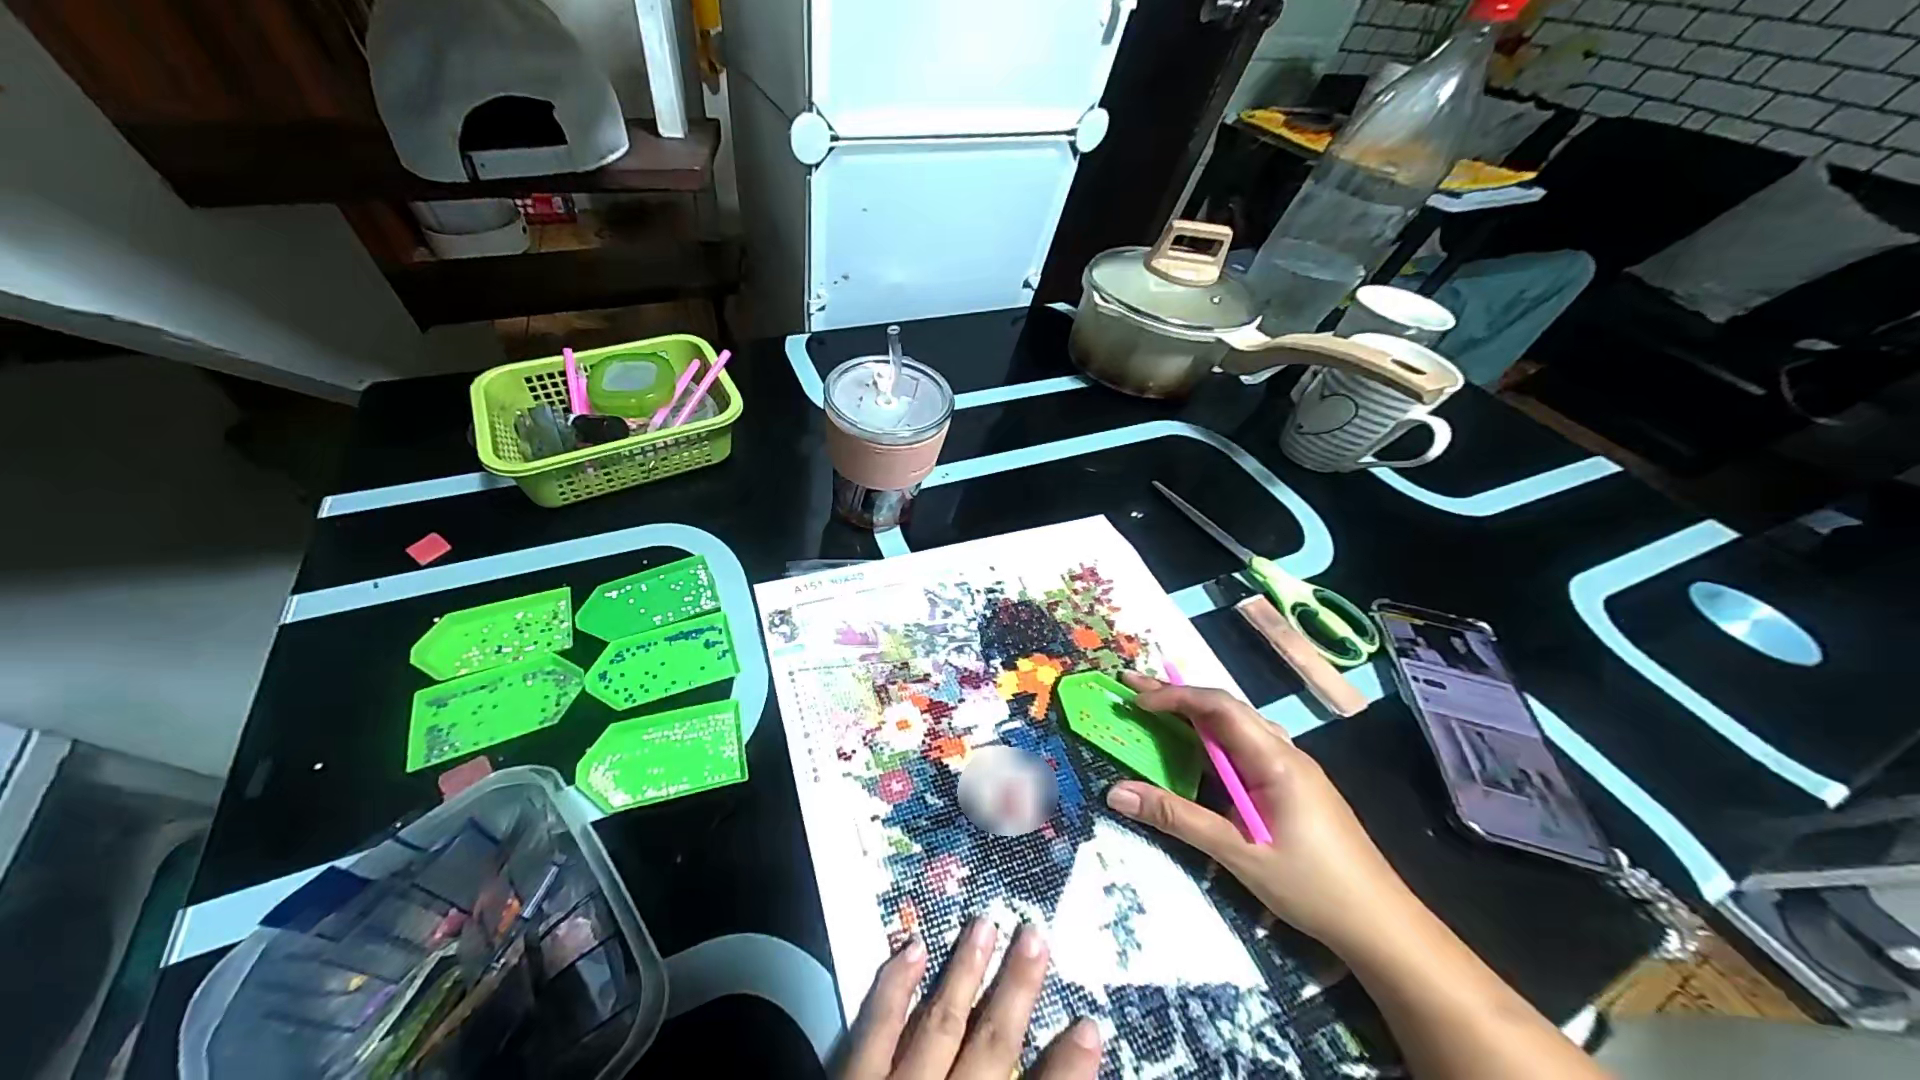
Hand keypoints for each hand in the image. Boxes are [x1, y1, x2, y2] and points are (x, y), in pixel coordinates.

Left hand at [838, 917, 1102, 1079]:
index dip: (1067, 1070)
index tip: (1090, 1026)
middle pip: (991, 1049)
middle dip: (1016, 993)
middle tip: (1035, 935)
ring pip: (937, 1024)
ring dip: (963, 973)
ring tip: (985, 924)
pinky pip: (873, 1029)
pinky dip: (893, 988)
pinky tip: (911, 948)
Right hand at [1107, 672, 1416, 954]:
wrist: (1382, 924)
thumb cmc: (1312, 886)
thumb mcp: (1238, 853)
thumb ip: (1178, 819)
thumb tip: (1117, 793)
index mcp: (1276, 760)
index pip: (1219, 708)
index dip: (1174, 697)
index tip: (1136, 701)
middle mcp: (1286, 753)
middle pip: (1227, 709)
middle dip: (1178, 696)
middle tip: (1133, 690)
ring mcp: (1294, 768)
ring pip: (1239, 726)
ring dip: (1196, 715)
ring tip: (1158, 712)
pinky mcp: (1296, 786)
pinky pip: (1247, 747)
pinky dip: (1213, 739)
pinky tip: (1198, 752)